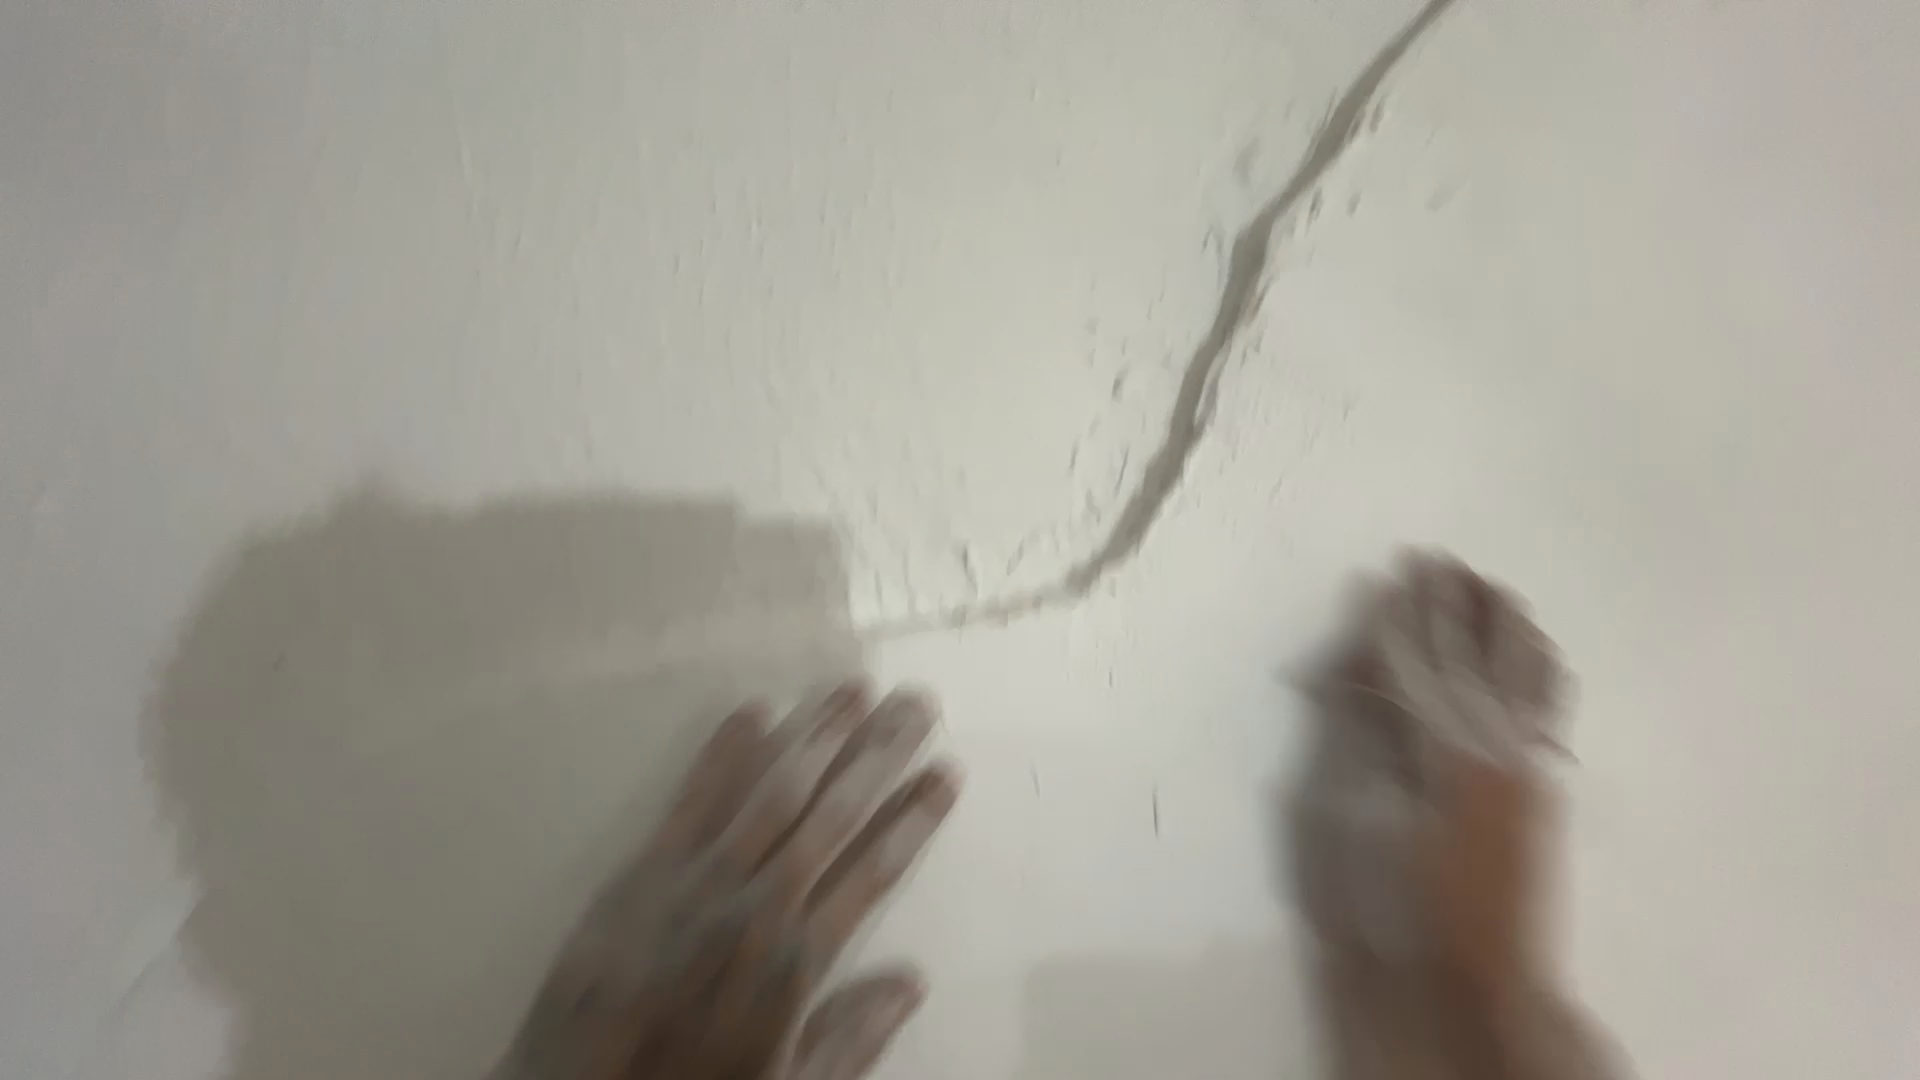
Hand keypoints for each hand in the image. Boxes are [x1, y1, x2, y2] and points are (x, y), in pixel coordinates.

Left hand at [494, 681, 961, 1079]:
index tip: (947, 770)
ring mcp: (701, 876)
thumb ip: (853, 1038)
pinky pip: (694, 797)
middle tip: (917, 701)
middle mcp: (761, 900)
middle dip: (881, 752)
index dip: (916, 816)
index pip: (876, 868)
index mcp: (798, 956)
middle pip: (835, 810)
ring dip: (819, 734)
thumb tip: (915, 980)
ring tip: (855, 687)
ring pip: (774, 788)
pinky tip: (756, 708)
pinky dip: (726, 751)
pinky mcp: (645, 867)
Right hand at [1347, 551, 1626, 1077]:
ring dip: (1504, 626)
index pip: (1414, 663)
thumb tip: (1345, 669)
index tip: (1391, 573)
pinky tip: (1535, 651)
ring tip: (1491, 586)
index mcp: (1435, 750)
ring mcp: (1524, 765)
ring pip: (1523, 676)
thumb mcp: (1342, 810)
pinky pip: (1549, 711)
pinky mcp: (1538, 786)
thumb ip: (1351, 731)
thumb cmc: (1380, 894)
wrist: (1462, 976)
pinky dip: (1541, 670)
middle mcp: (1491, 745)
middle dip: (1453, 605)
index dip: (1398, 618)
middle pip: (1472, 657)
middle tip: (1440, 558)